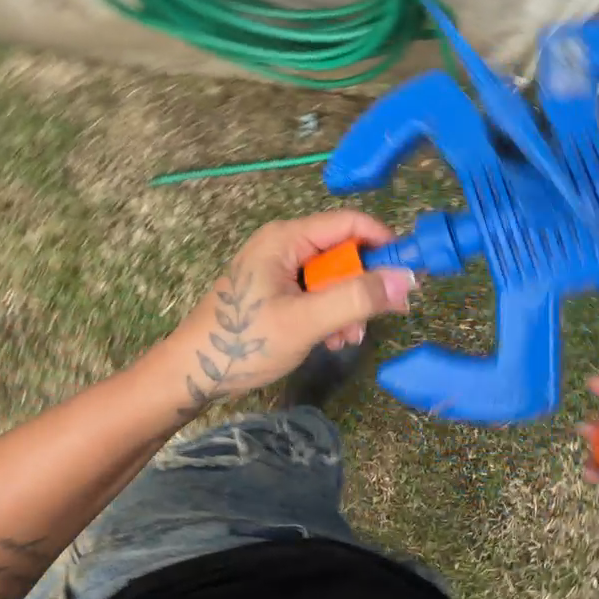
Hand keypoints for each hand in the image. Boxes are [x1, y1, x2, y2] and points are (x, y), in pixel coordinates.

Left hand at [155, 211, 413, 415]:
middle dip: (362, 286)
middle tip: (373, 319)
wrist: (189, 375)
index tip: (408, 273)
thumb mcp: (306, 321)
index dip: (383, 243)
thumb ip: (357, 298)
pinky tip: (331, 341)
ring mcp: (279, 269)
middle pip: (344, 251)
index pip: (350, 222)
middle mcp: (285, 245)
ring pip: (334, 276)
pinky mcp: (277, 292)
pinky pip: (318, 293)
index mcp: (287, 238)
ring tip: (345, 339)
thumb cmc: (244, 342)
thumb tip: (408, 279)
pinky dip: (331, 314)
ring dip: (348, 306)